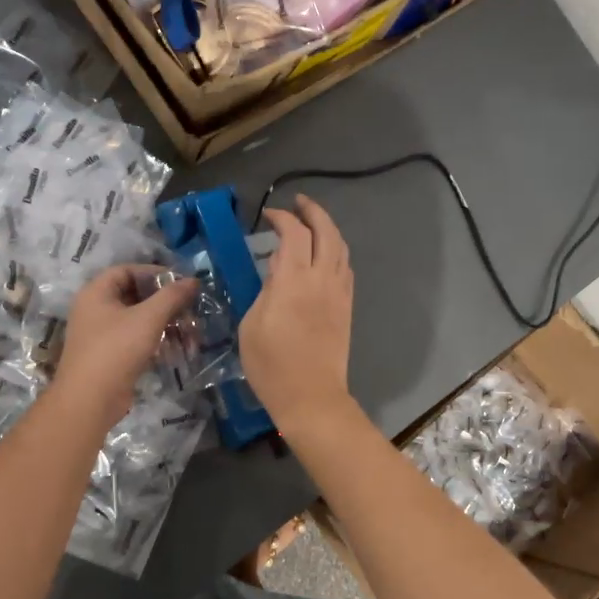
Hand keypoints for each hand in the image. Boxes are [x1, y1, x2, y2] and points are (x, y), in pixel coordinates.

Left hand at [56, 266, 198, 425]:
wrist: (90, 401)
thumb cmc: (116, 350)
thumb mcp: (148, 318)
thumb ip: (172, 296)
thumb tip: (193, 280)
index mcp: (96, 293)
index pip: (127, 271)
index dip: (154, 273)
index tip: (180, 282)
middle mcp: (95, 310)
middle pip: (134, 296)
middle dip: (165, 302)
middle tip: (190, 308)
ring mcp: (101, 335)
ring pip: (138, 320)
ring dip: (165, 323)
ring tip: (190, 332)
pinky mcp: (110, 356)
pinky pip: (136, 340)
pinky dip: (156, 340)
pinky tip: (177, 349)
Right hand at [241, 195, 356, 432]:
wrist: (311, 396)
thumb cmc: (271, 364)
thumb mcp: (252, 324)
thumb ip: (266, 289)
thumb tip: (278, 267)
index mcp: (294, 280)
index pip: (294, 233)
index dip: (282, 217)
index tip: (269, 214)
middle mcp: (322, 279)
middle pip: (326, 231)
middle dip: (313, 211)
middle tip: (299, 203)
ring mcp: (339, 293)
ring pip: (340, 248)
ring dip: (328, 229)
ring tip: (313, 224)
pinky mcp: (346, 307)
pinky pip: (345, 268)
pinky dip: (335, 252)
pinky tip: (324, 256)